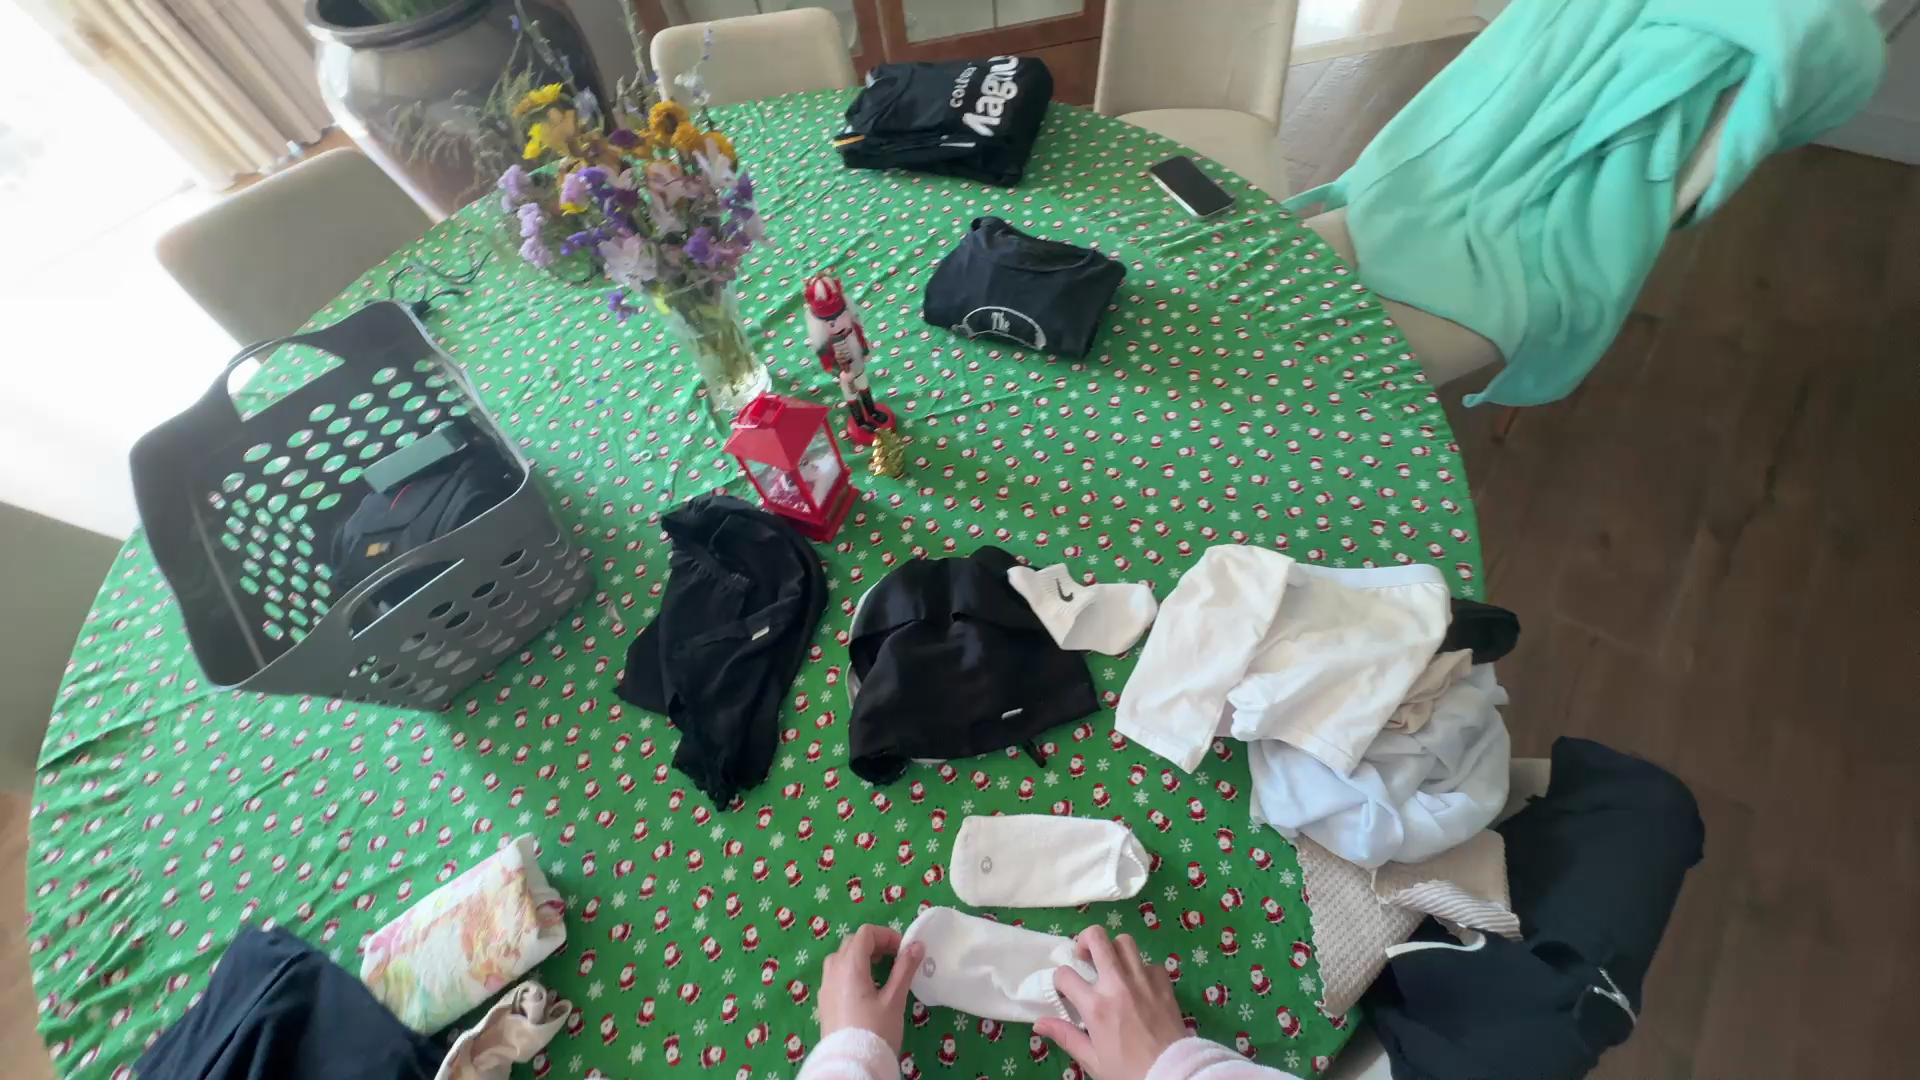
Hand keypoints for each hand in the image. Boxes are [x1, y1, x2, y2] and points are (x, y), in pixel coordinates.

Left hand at [819, 924, 924, 1053]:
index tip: (902, 950)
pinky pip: (835, 974)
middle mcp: (833, 971)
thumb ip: (905, 969)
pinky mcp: (824, 1003)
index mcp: (850, 966)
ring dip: (860, 957)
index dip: (886, 935)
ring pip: (841, 957)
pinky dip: (850, 971)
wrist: (851, 1068)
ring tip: (879, 972)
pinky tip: (864, 990)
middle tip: (893, 958)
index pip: (866, 934)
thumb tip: (917, 945)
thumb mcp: (894, 999)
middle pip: (852, 942)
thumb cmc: (875, 1031)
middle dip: (874, 944)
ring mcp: (826, 987)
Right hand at [1035, 926, 1187, 1079]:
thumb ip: (1066, 1036)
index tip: (1065, 989)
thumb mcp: (1093, 1061)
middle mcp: (1117, 984)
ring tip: (1112, 965)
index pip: (1065, 974)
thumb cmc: (1129, 1073)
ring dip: (1114, 950)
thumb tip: (1038, 1023)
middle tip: (1085, 956)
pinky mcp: (1163, 983)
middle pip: (1096, 937)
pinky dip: (1142, 969)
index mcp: (1096, 1006)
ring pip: (1124, 941)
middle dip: (1084, 940)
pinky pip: (1150, 963)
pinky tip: (1140, 985)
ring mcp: (1142, 980)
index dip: (1059, 979)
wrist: (1173, 1077)